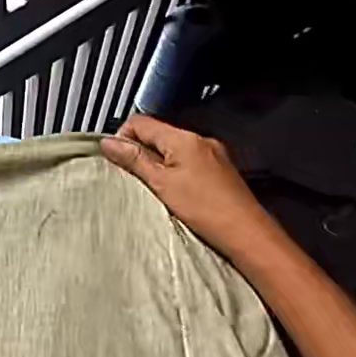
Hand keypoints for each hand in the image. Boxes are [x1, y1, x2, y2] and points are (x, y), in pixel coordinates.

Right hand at [101, 115, 272, 249]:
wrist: (247, 234)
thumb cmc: (205, 209)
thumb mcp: (161, 184)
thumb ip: (134, 160)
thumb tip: (108, 142)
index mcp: (183, 138)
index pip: (140, 122)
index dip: (122, 137)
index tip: (117, 161)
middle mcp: (200, 140)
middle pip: (157, 135)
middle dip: (140, 152)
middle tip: (133, 178)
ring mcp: (212, 155)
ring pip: (172, 150)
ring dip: (157, 164)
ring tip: (153, 189)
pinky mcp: (219, 171)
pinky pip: (188, 162)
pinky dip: (175, 172)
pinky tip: (174, 193)